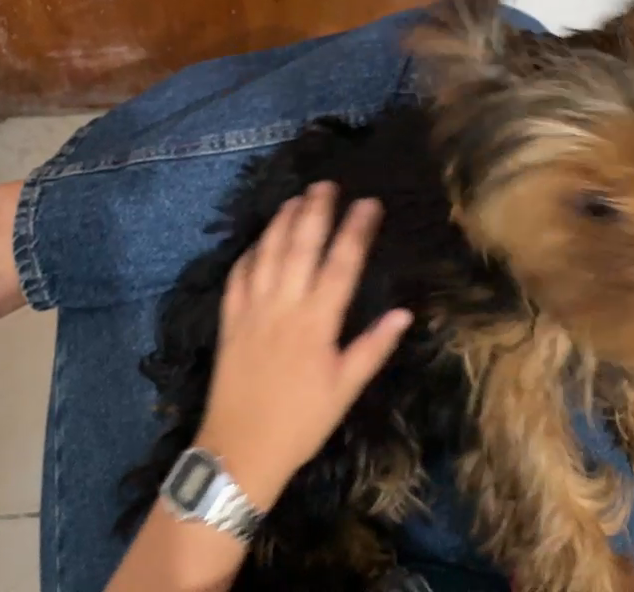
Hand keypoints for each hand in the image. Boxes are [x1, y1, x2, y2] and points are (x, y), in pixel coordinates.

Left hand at [194, 183, 410, 510]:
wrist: (240, 449)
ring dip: (282, 221)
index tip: (368, 202)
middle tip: (326, 184)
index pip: (342, 263)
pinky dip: (250, 251)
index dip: (356, 229)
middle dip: (316, 211)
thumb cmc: (302, 422)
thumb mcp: (345, 390)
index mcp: (317, 322)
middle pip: (301, 246)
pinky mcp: (228, 318)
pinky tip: (259, 239)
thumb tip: (405, 312)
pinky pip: (238, 274)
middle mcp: (284, 306)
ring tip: (296, 198)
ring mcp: (252, 309)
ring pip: (268, 253)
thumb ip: (373, 347)